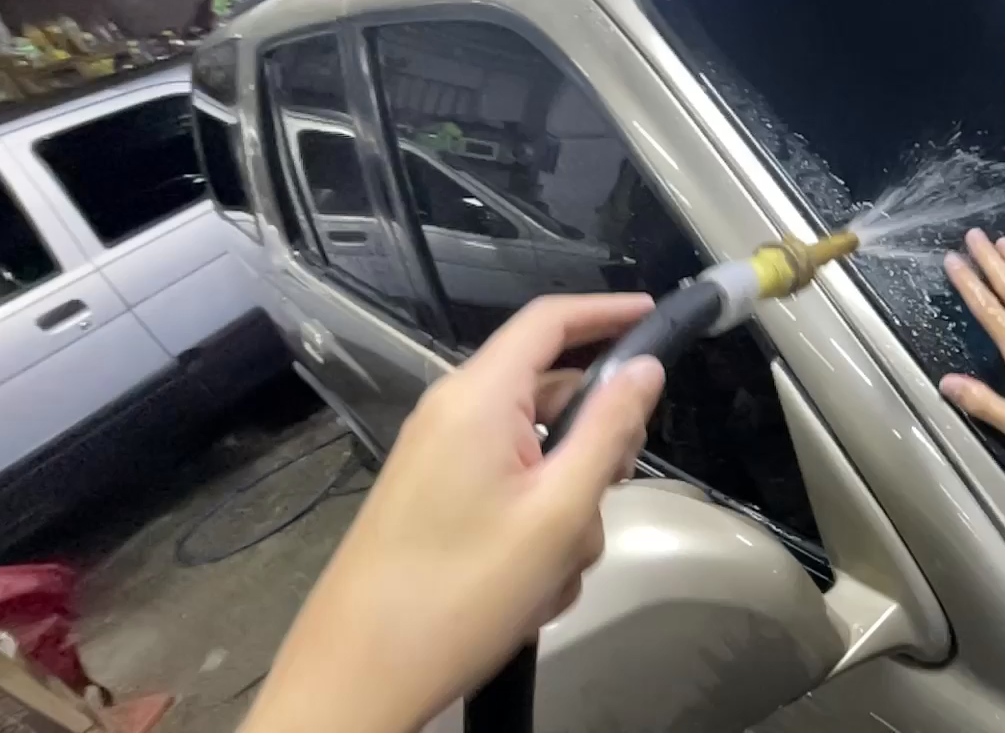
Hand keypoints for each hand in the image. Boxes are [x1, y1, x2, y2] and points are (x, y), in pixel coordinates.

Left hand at [242, 294, 664, 732]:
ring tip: (564, 557)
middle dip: (597, 433)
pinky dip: (541, 514)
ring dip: (571, 491)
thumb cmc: (461, 595)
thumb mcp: (559, 511)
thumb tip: (646, 367)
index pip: (550, 320)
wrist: (349, 695)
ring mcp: (442, 458)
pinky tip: (538, 575)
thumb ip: (610, 428)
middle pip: (554, 390)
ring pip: (541, 444)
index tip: (655, 315)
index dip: (607, 310)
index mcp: (479, 399)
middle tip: (617, 483)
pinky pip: (513, 479)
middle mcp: (456, 415)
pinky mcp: (438, 496)